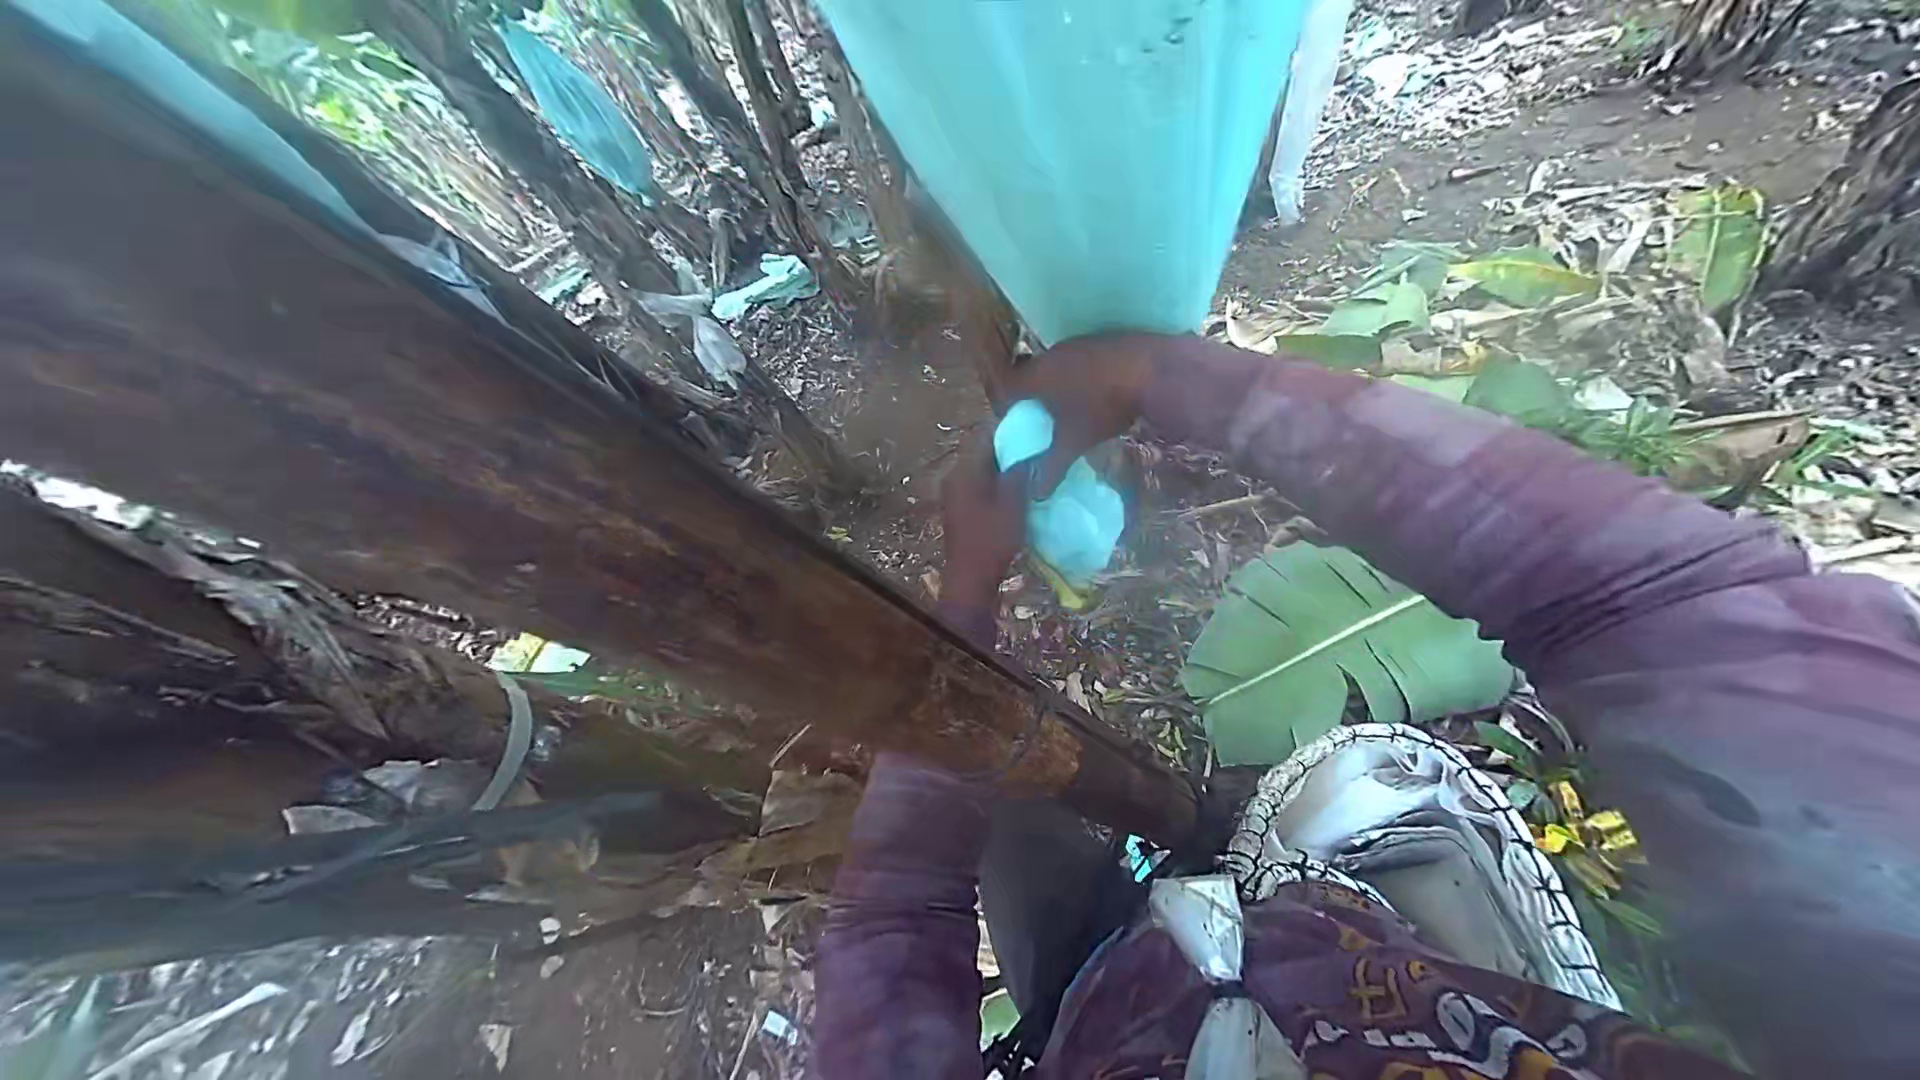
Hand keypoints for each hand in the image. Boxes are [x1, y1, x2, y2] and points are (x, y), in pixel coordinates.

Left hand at [938, 430, 1028, 602]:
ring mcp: (954, 492)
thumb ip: (1019, 471)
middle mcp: (954, 475)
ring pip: (981, 467)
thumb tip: (1028, 449)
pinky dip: (995, 482)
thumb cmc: (993, 539)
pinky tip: (1014, 490)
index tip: (1033, 431)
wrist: (970, 577)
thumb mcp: (1013, 502)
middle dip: (1008, 448)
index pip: (985, 434)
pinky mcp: (959, 507)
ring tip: (1029, 470)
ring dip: (1003, 466)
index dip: (1010, 429)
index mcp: (965, 469)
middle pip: (982, 450)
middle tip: (1035, 451)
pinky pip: (978, 483)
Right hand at [1003, 333, 1165, 494]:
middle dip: (1034, 399)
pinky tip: (1097, 394)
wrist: (1153, 371)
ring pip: (1057, 368)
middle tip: (1042, 423)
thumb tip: (1035, 495)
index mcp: (1036, 376)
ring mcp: (1078, 343)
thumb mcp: (1075, 442)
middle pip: (1031, 377)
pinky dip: (1082, 377)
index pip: (1007, 389)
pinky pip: (1080, 361)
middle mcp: (1051, 354)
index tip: (1015, 426)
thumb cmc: (1103, 407)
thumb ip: (1052, 467)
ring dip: (1059, 386)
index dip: (1007, 408)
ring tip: (1070, 410)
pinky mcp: (1102, 341)